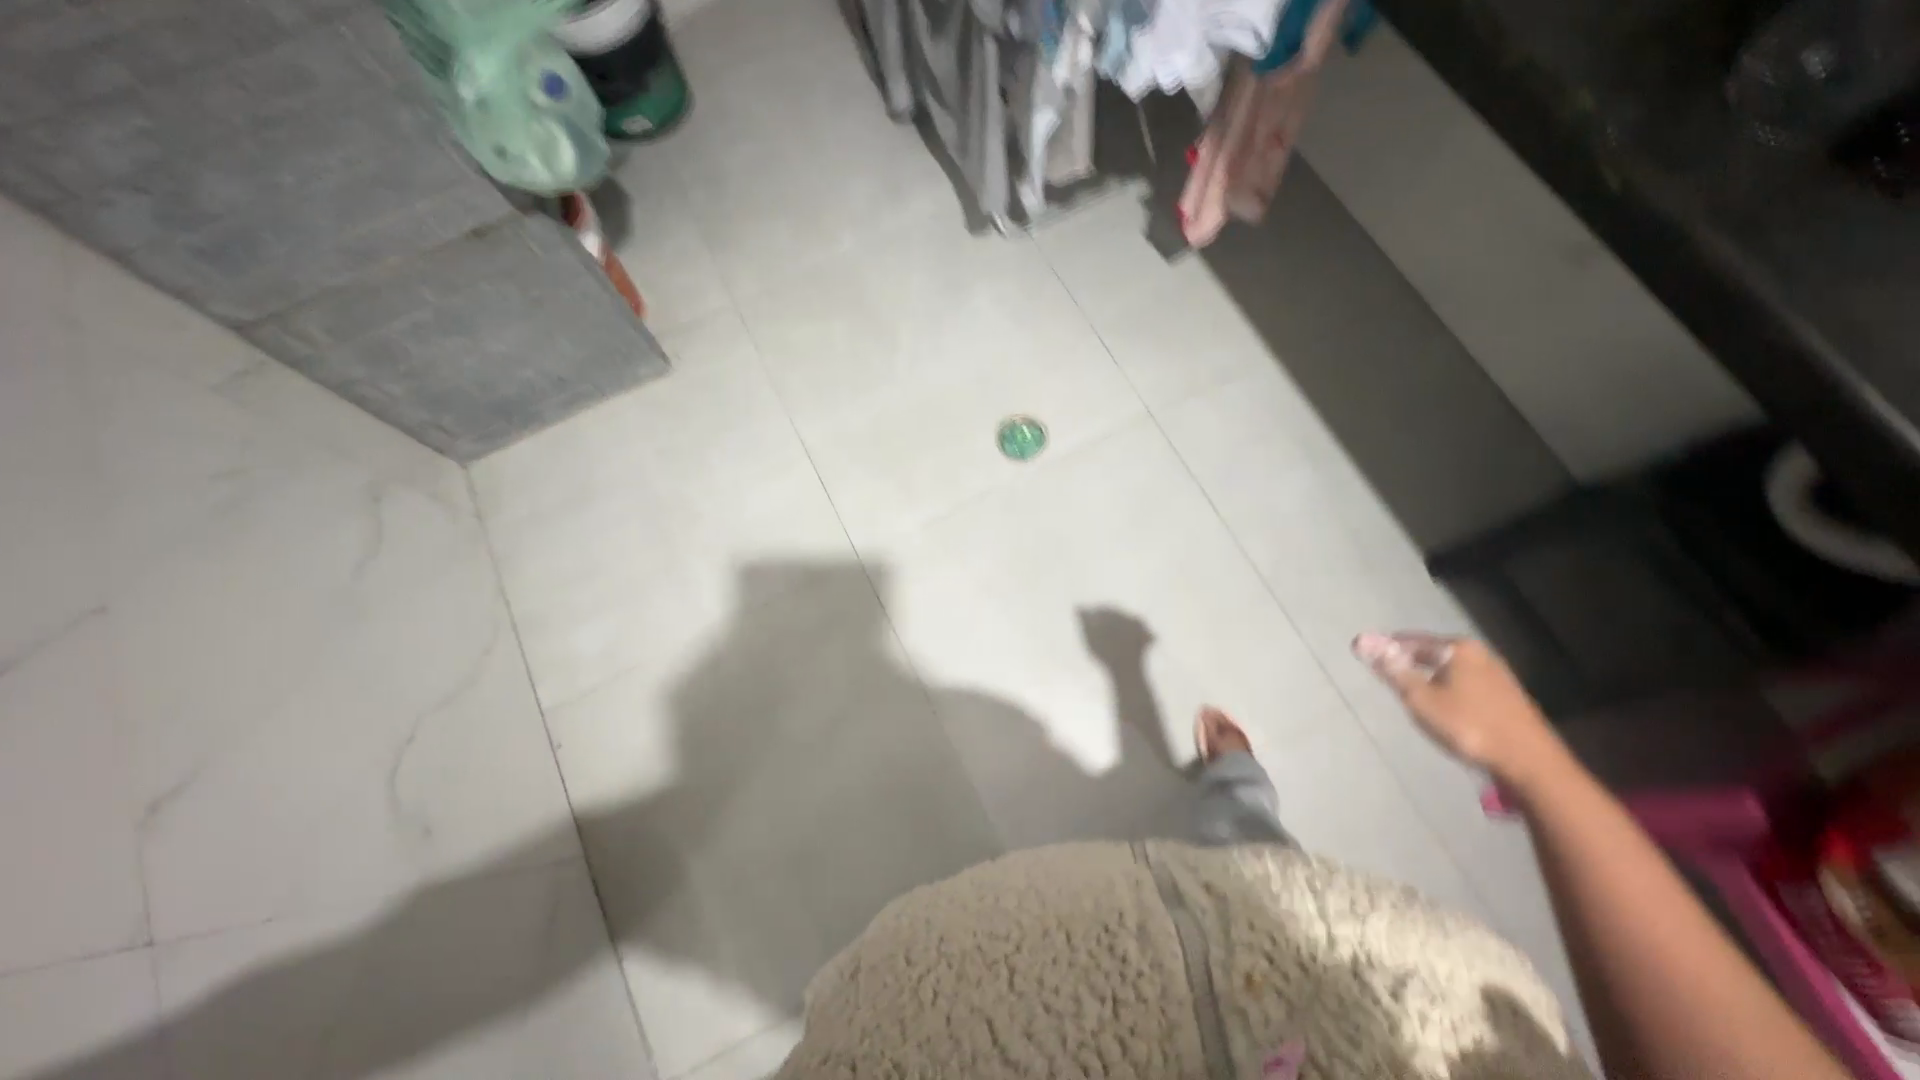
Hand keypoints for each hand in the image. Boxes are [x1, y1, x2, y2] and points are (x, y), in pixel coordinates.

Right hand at [1352, 632, 1567, 785]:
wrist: (1529, 761)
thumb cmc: (1469, 726)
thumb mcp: (1421, 699)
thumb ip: (1392, 670)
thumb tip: (1361, 639)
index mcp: (1457, 648)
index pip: (1409, 640)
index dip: (1385, 649)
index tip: (1365, 659)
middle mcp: (1478, 652)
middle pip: (1432, 652)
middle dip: (1408, 662)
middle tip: (1387, 679)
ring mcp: (1496, 673)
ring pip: (1449, 668)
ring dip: (1428, 677)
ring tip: (1412, 695)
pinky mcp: (1506, 694)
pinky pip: (1465, 681)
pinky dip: (1447, 688)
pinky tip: (1443, 707)